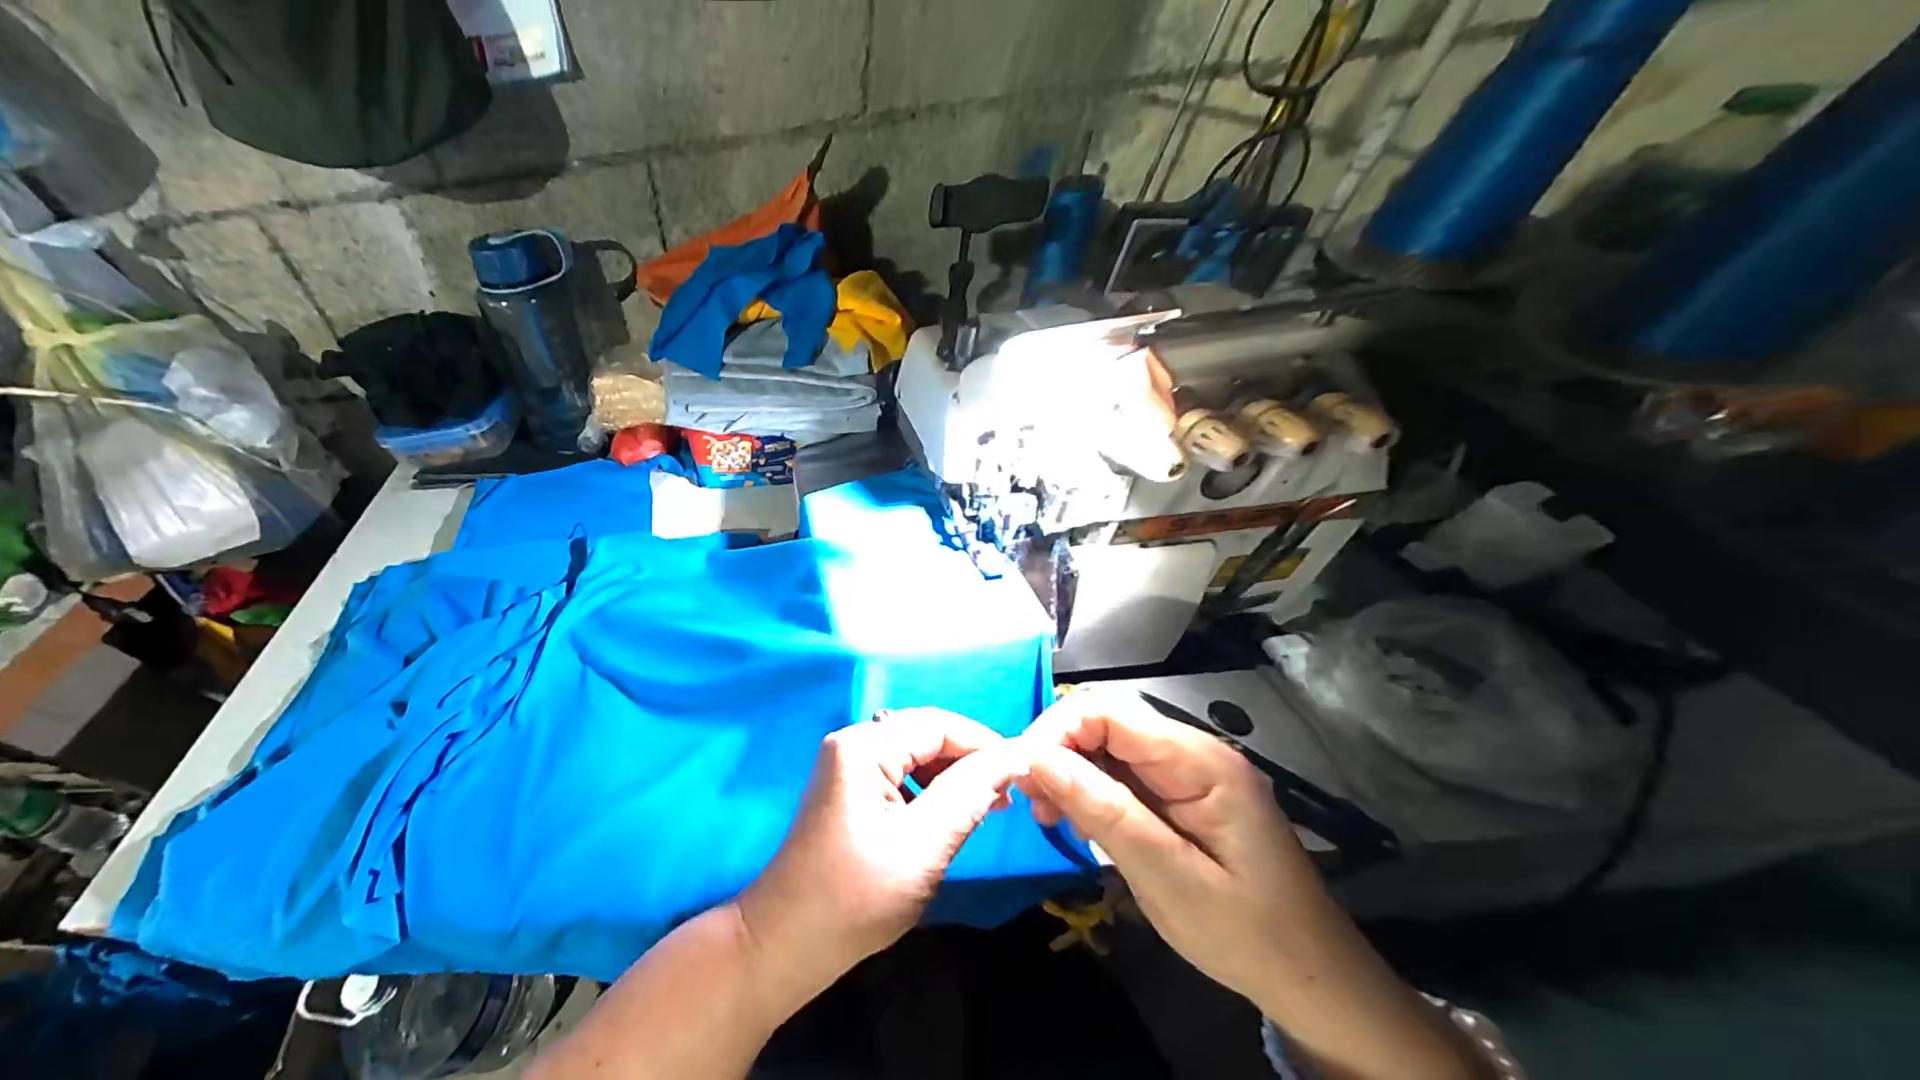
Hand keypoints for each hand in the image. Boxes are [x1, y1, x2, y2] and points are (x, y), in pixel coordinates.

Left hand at [736, 708, 1026, 996]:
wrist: (786, 944)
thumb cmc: (855, 896)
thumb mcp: (924, 844)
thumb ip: (971, 794)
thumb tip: (1014, 758)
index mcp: (864, 747)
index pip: (939, 725)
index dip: (985, 744)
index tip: (1023, 772)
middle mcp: (853, 744)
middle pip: (926, 734)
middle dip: (969, 760)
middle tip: (1007, 795)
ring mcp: (847, 767)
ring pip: (916, 754)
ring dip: (953, 775)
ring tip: (986, 806)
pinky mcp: (849, 790)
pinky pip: (901, 774)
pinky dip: (931, 789)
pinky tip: (950, 814)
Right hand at [1016, 690, 1327, 1004]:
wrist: (1314, 977)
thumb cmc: (1248, 933)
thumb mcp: (1168, 877)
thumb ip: (1103, 811)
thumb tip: (1035, 759)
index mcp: (1198, 760)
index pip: (1107, 711)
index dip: (1055, 732)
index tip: (1021, 777)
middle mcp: (1192, 751)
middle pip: (1106, 723)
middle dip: (1059, 753)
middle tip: (1033, 806)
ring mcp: (1188, 773)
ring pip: (1110, 748)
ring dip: (1071, 774)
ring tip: (1051, 819)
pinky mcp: (1182, 796)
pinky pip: (1124, 776)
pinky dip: (1092, 793)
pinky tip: (1080, 823)